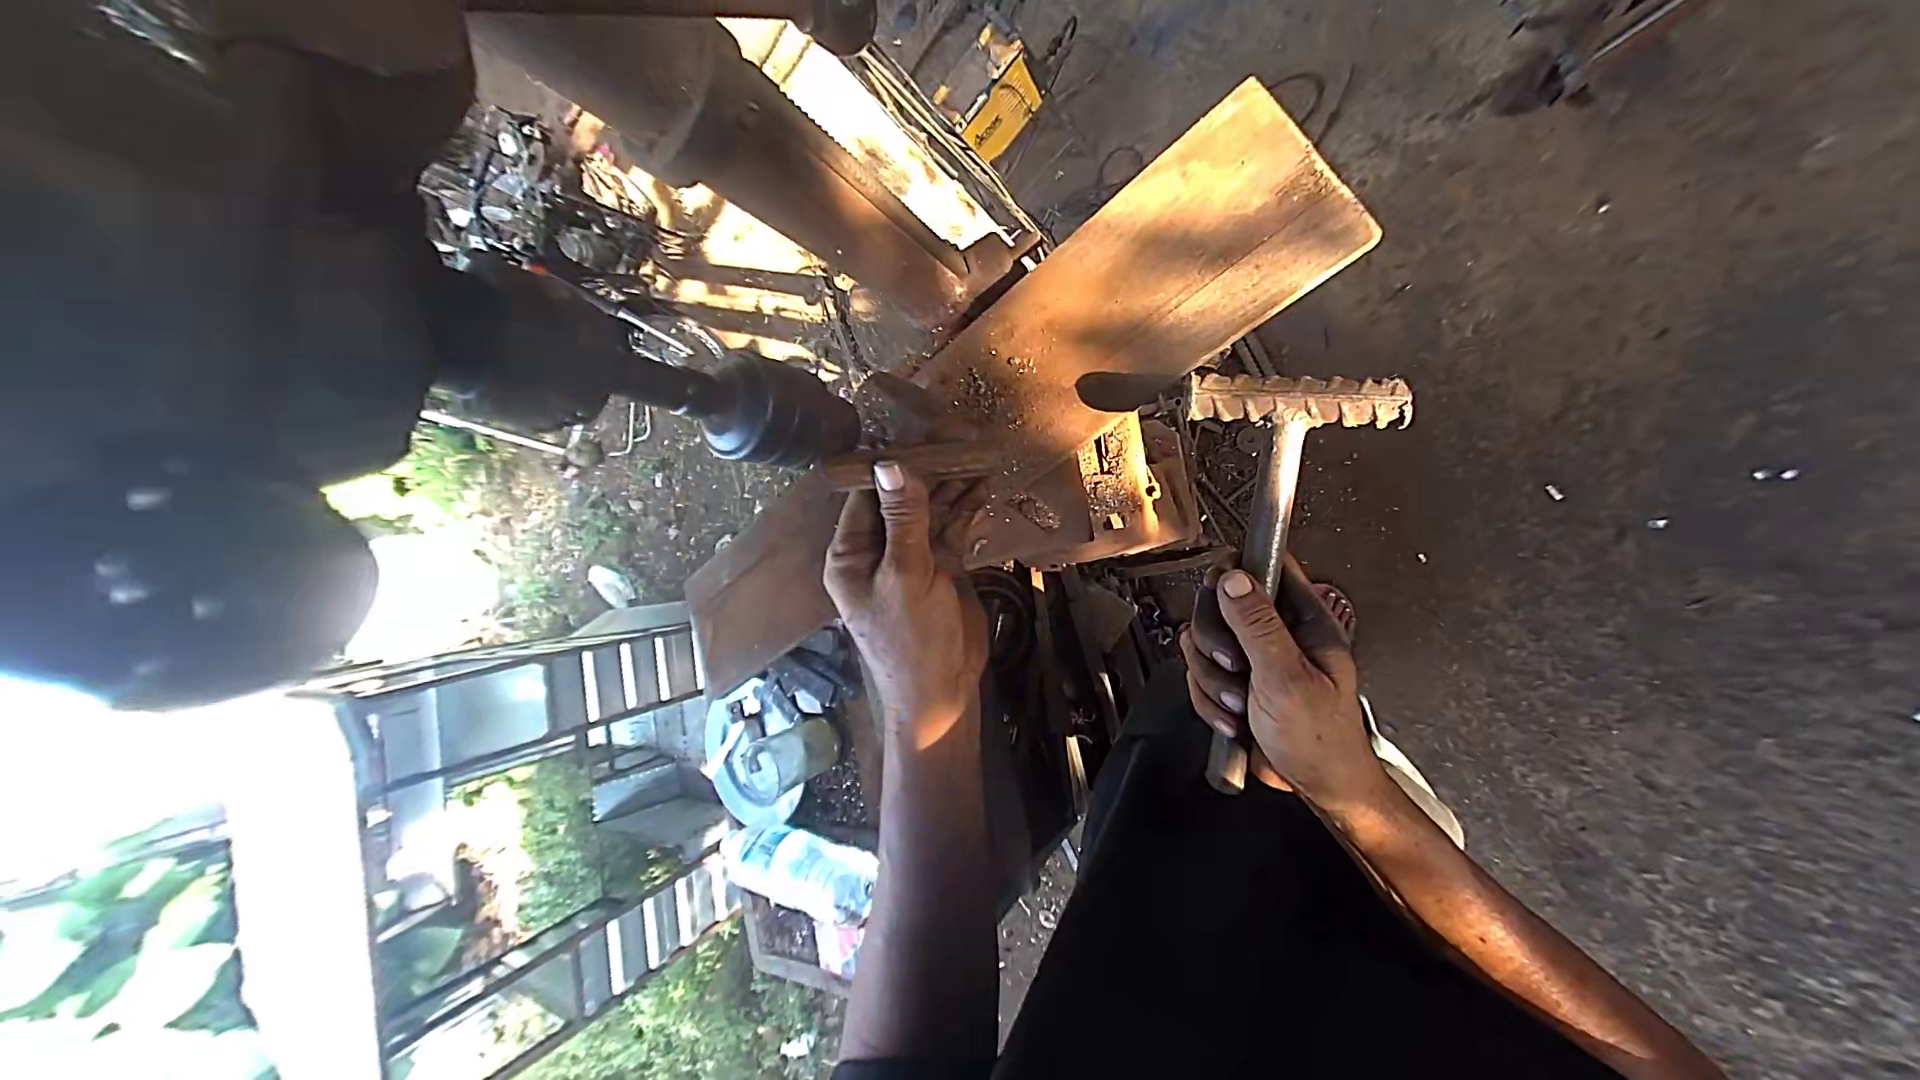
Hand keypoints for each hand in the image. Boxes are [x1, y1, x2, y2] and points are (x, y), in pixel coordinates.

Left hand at [824, 462, 990, 748]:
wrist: (941, 690)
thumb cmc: (911, 639)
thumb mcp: (905, 575)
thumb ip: (903, 520)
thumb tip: (890, 464)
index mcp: (851, 554)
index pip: (864, 496)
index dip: (888, 465)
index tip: (916, 432)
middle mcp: (877, 550)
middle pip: (900, 499)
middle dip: (927, 472)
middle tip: (956, 438)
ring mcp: (910, 557)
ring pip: (929, 512)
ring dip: (951, 486)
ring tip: (976, 455)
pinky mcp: (939, 566)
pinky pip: (949, 529)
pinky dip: (965, 509)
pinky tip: (982, 486)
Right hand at [1180, 558, 1386, 805]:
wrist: (1316, 786)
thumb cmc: (1322, 740)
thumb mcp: (1289, 678)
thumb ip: (1258, 625)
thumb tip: (1233, 579)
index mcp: (1303, 619)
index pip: (1262, 566)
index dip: (1232, 576)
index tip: (1219, 604)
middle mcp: (1276, 630)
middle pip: (1216, 603)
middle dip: (1214, 643)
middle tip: (1236, 666)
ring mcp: (1252, 654)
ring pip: (1200, 641)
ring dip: (1212, 679)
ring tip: (1243, 703)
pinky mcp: (1233, 678)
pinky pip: (1197, 672)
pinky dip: (1208, 698)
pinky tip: (1236, 716)